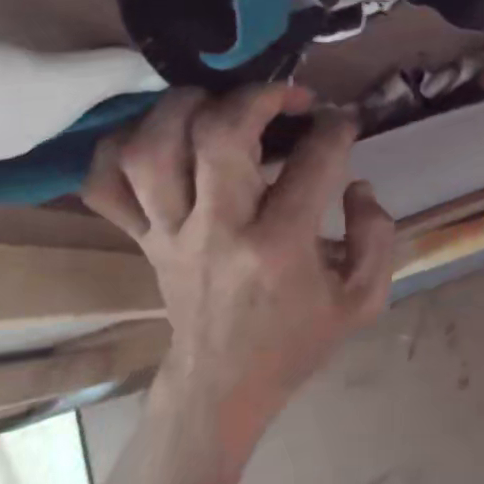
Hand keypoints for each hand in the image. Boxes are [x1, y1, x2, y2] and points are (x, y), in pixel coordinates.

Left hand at [82, 84, 394, 443]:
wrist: (223, 386)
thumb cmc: (295, 340)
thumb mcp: (362, 301)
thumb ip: (377, 236)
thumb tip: (358, 183)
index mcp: (279, 248)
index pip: (313, 163)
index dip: (336, 128)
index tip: (343, 120)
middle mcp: (217, 231)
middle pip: (219, 135)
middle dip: (257, 97)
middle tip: (284, 97)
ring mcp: (168, 233)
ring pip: (151, 148)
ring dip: (184, 108)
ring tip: (217, 104)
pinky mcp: (141, 239)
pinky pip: (106, 184)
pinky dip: (119, 149)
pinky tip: (157, 138)